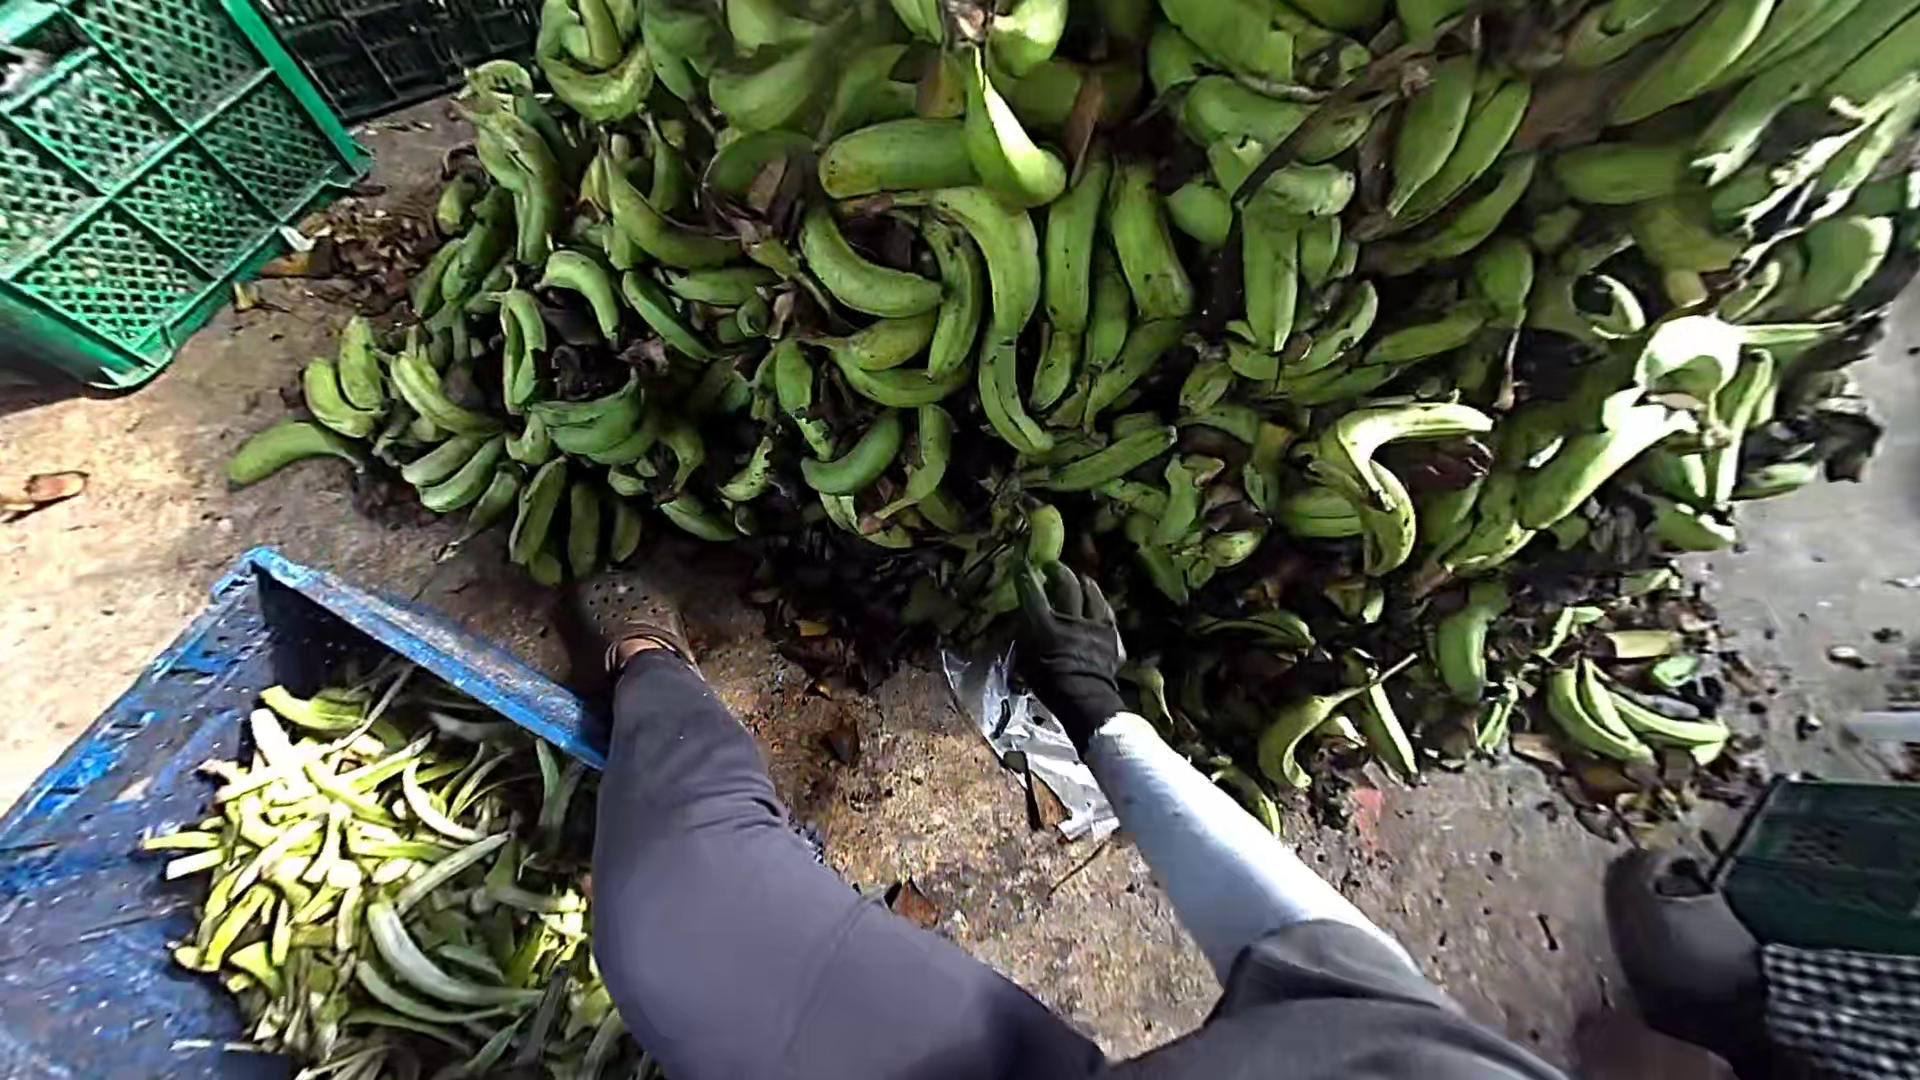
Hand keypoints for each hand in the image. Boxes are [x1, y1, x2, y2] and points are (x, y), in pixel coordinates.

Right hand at [1015, 562, 1126, 751]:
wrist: (1087, 704)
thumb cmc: (1050, 686)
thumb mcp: (1026, 662)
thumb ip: (1024, 638)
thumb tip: (1022, 623)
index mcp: (1046, 626)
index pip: (1033, 594)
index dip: (1027, 576)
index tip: (1023, 563)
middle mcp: (1072, 619)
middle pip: (1068, 585)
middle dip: (1059, 571)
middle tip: (1053, 567)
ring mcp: (1095, 626)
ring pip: (1092, 595)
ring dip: (1085, 584)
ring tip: (1081, 579)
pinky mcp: (1112, 636)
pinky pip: (1107, 614)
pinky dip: (1100, 606)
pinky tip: (1098, 604)